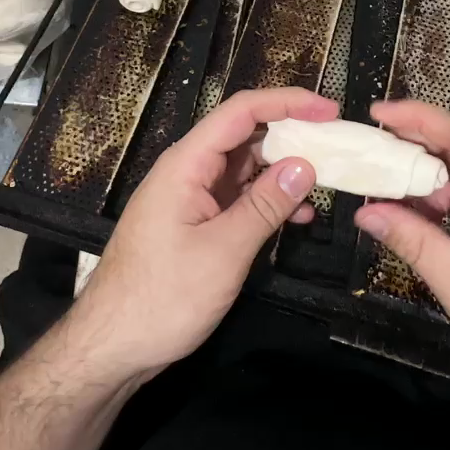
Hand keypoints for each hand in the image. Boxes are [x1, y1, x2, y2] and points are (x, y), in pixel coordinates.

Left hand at [68, 86, 332, 377]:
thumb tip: (306, 165)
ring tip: (327, 181)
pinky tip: (298, 217)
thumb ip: (265, 205)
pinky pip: (238, 196)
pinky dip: (269, 200)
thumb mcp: (223, 252)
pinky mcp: (196, 222)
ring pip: (245, 166)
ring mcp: (192, 196)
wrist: (112, 347)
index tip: (330, 110)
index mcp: (187, 163)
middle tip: (337, 145)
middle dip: (292, 134)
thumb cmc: (162, 297)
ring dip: (284, 170)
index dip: (287, 102)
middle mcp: (189, 170)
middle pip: (245, 134)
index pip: (241, 111)